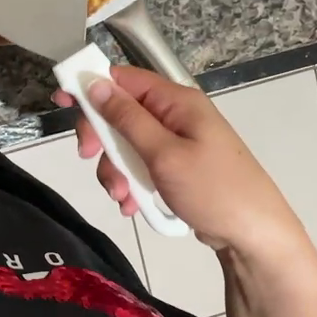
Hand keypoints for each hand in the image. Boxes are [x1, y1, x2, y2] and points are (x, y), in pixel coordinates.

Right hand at [55, 66, 309, 255]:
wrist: (254, 237)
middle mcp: (176, 116)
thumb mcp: (163, 154)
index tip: (61, 102)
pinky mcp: (178, 168)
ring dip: (115, 168)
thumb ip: (126, 118)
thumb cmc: (213, 190)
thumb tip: (95, 84)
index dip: (90, 86)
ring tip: (121, 197)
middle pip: (121, 113)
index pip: (123, 79)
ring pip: (127, 144)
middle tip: (87, 158)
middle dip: (101, 138)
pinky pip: (141, 166)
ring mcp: (178, 143)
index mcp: (177, 102)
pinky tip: (132, 205)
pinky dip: (130, 183)